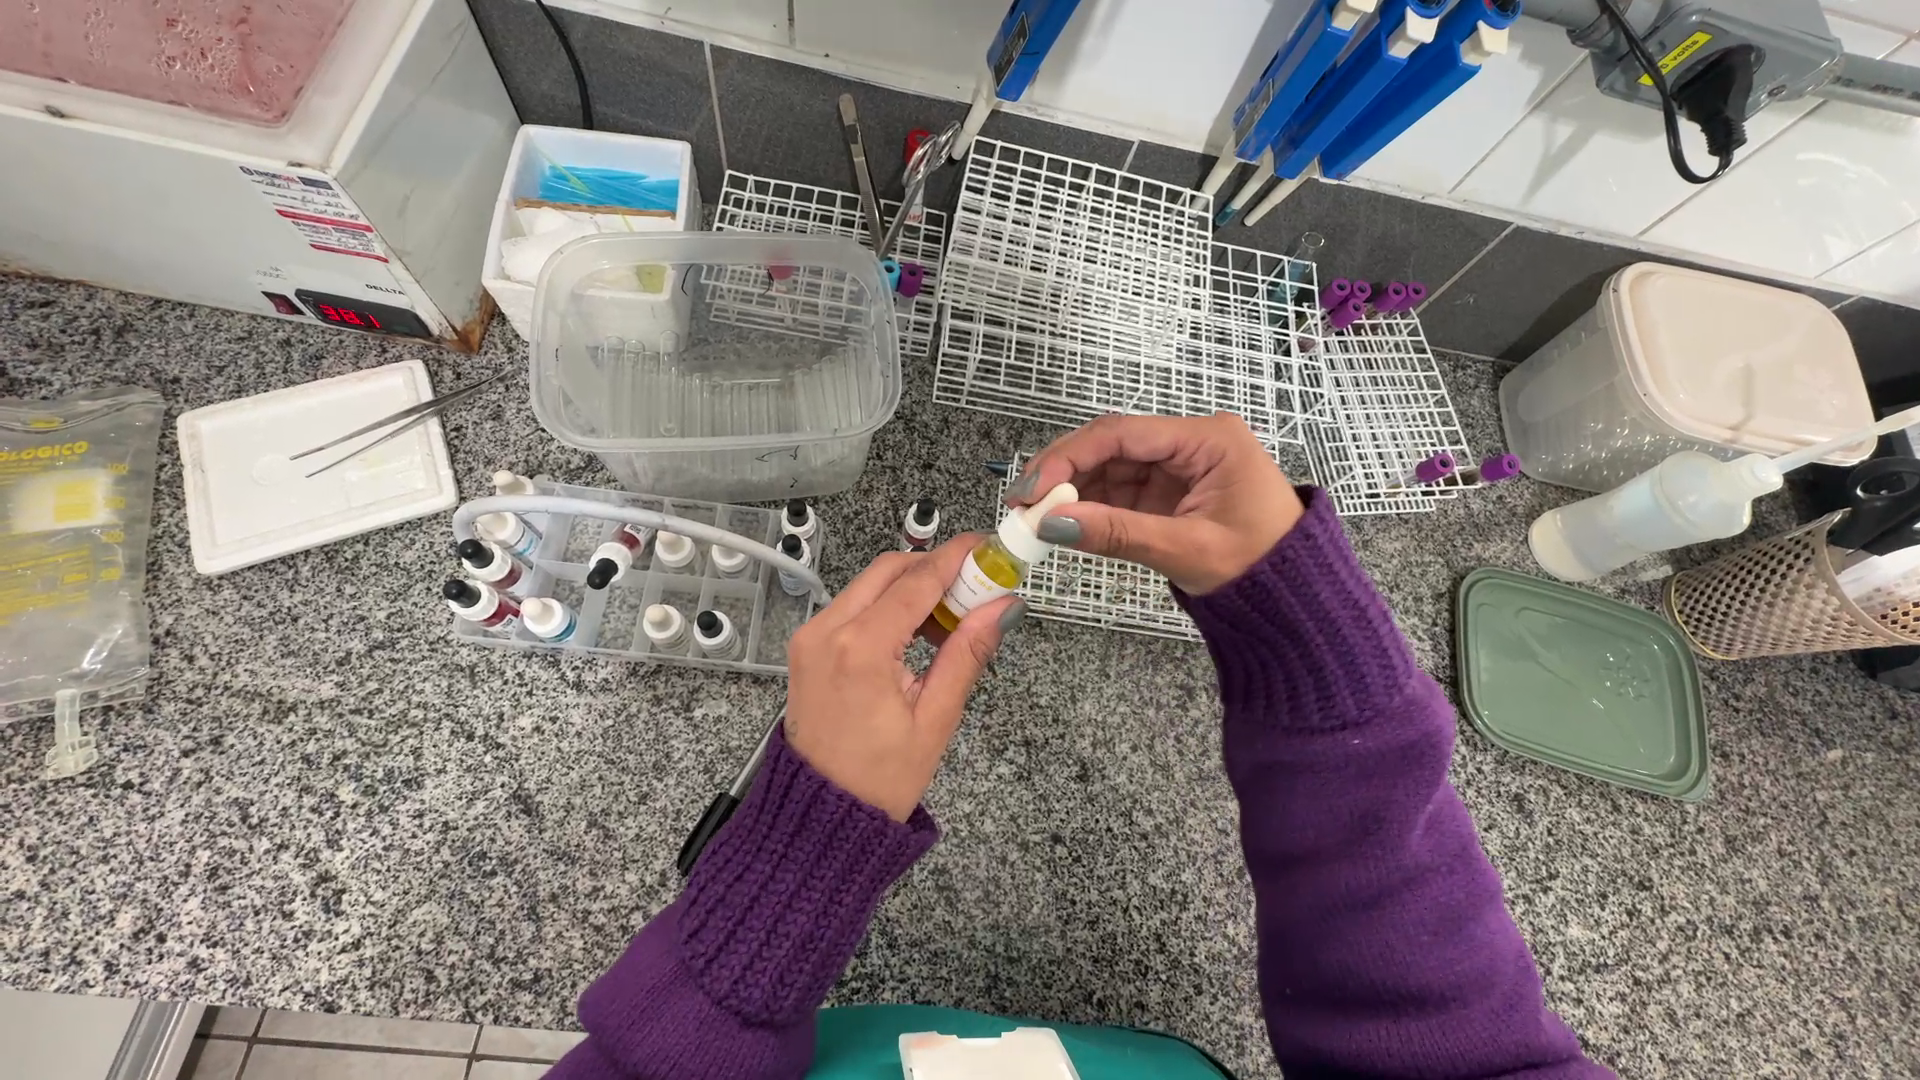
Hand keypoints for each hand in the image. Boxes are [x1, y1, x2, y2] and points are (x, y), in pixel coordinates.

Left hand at [783, 536, 1024, 821]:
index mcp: (860, 649)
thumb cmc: (875, 782)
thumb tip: (1000, 607)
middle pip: (888, 569)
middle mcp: (826, 632)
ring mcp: (810, 638)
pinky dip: (886, 605)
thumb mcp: (935, 719)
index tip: (986, 548)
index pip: (917, 581)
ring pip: (868, 584)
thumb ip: (967, 653)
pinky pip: (851, 606)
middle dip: (934, 568)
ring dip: (911, 586)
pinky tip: (917, 629)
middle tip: (976, 583)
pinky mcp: (806, 648)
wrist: (819, 819)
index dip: (957, 558)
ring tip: (952, 616)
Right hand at [1006, 412, 1304, 594]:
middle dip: (1064, 474)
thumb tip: (1051, 524)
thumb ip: (1117, 533)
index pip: (1122, 433)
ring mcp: (1177, 468)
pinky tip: (1064, 523)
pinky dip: (1090, 508)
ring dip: (1072, 492)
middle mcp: (1189, 443)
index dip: (1069, 457)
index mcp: (1207, 440)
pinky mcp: (1168, 492)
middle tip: (1022, 506)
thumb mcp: (1187, 549)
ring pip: (1109, 469)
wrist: (1296, 599)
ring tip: (1035, 519)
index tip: (1032, 489)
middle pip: (1110, 446)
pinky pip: (1119, 491)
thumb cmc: (1260, 568)